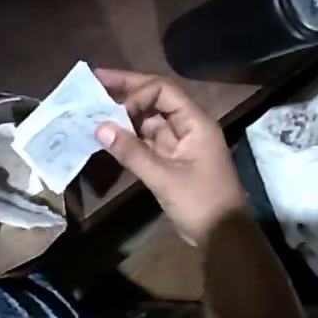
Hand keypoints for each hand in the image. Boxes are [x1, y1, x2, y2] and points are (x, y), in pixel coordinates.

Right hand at [93, 69, 246, 243]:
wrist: (223, 237)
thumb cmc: (201, 204)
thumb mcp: (165, 178)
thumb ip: (132, 152)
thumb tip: (99, 127)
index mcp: (195, 124)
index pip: (164, 91)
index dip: (137, 94)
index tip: (113, 110)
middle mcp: (187, 127)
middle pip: (156, 99)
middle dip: (127, 90)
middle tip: (95, 80)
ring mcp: (178, 144)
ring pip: (149, 120)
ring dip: (124, 114)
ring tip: (94, 107)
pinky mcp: (170, 161)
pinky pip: (146, 140)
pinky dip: (127, 136)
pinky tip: (107, 134)